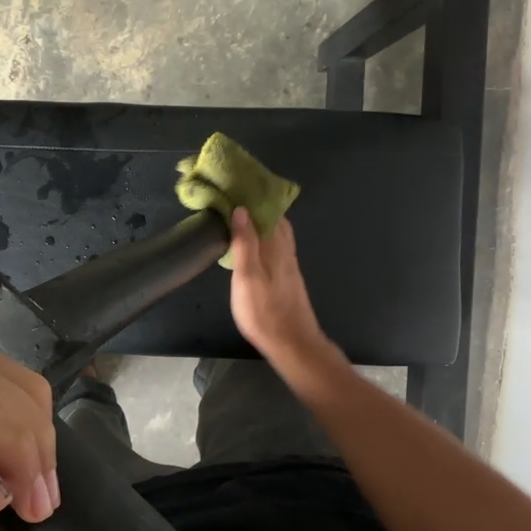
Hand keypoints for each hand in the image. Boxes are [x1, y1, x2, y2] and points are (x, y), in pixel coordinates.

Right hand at [228, 208, 329, 362]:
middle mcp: (286, 252)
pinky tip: (252, 248)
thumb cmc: (264, 310)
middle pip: (276, 222)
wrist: (292, 343)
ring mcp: (289, 267)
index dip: (257, 198)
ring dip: (262, 225)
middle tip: (238, 200)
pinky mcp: (287, 280)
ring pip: (277, 236)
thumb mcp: (247, 276)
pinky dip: (264, 240)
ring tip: (241, 219)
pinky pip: (276, 249)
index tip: (239, 186)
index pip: (270, 212)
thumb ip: (244, 243)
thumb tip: (242, 209)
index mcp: (277, 246)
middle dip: (260, 209)